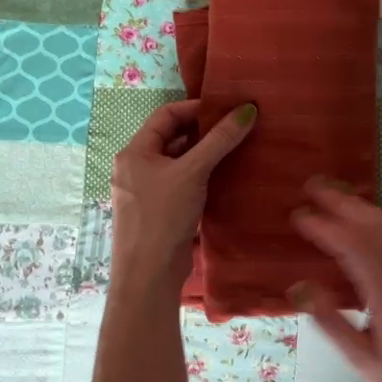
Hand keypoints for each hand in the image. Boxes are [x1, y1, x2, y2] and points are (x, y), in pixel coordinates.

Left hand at [109, 100, 255, 297]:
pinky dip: (202, 175)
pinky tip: (224, 178)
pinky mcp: (159, 210)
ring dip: (205, 154)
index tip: (227, 110)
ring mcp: (146, 190)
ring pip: (179, 160)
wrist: (148, 273)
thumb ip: (220, 140)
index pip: (166, 115)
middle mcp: (136, 167)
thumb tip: (248, 109)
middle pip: (172, 137)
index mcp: (134, 152)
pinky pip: (182, 181)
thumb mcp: (194, 172)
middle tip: (236, 128)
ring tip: (236, 149)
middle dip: (204, 131)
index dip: (196, 108)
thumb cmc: (163, 215)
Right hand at [288, 182, 381, 381]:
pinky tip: (368, 222)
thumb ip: (333, 322)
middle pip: (375, 227)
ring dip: (363, 208)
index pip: (354, 248)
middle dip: (343, 203)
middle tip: (311, 185)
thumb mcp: (363, 361)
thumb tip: (297, 287)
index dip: (325, 227)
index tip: (297, 214)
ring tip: (335, 195)